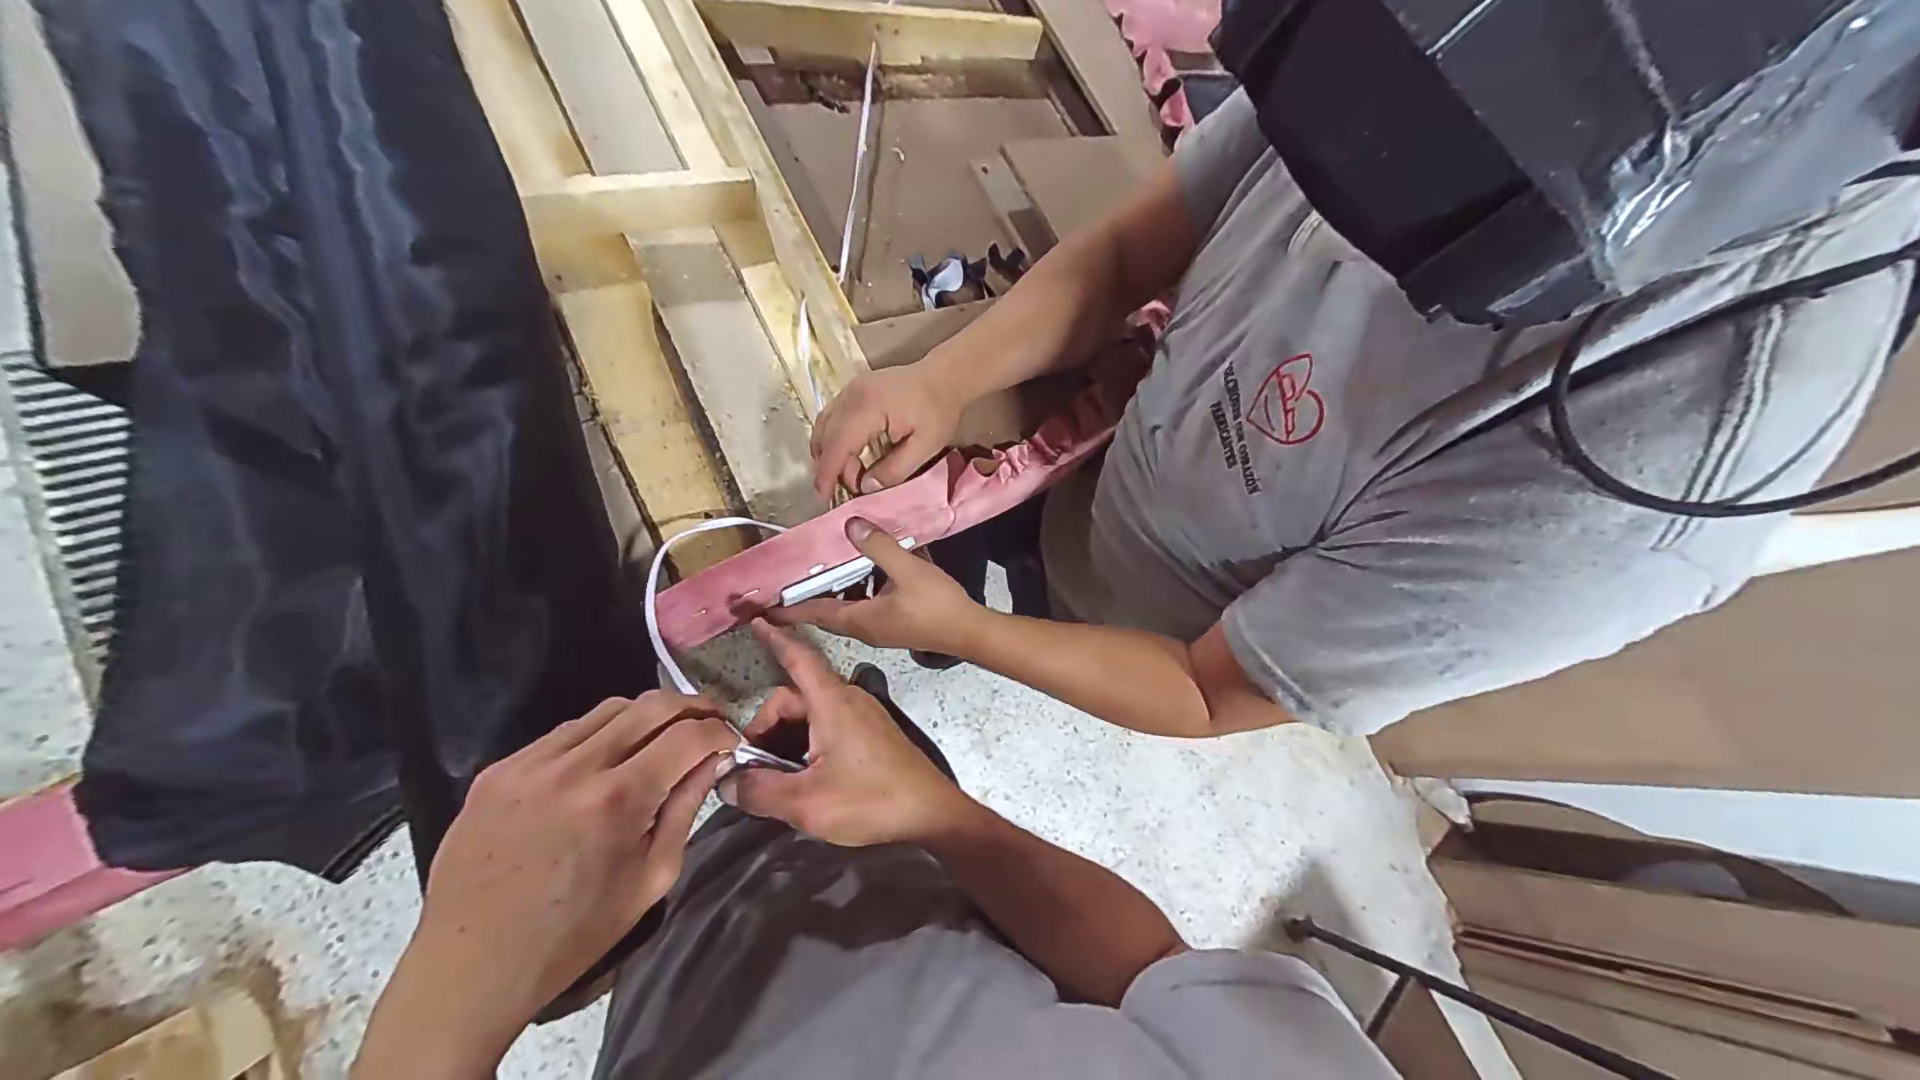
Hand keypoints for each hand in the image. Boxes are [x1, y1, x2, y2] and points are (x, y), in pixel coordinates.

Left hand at [354, 694, 737, 1077]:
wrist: (471, 968)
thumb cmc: (576, 932)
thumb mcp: (653, 876)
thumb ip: (687, 807)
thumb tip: (715, 758)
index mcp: (616, 801)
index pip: (688, 735)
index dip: (720, 730)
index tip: (731, 741)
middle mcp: (573, 769)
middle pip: (651, 704)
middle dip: (692, 707)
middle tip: (709, 722)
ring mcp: (528, 763)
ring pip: (609, 709)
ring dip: (647, 716)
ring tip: (660, 737)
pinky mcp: (497, 769)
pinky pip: (566, 732)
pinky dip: (600, 735)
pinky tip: (605, 760)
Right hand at [722, 621, 978, 846]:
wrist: (931, 813)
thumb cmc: (871, 800)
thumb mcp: (806, 803)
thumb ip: (759, 790)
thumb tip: (726, 781)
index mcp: (832, 702)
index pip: (798, 658)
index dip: (774, 639)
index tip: (755, 620)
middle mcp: (848, 699)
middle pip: (794, 696)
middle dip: (767, 727)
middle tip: (754, 768)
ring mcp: (862, 715)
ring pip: (809, 714)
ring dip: (786, 740)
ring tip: (776, 780)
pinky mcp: (871, 732)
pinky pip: (827, 725)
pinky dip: (806, 744)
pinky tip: (803, 778)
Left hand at [768, 517, 986, 654]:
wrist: (970, 632)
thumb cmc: (936, 604)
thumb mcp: (907, 569)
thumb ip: (878, 547)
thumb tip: (850, 526)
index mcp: (860, 619)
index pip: (815, 612)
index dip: (789, 609)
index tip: (763, 609)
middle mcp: (865, 629)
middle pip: (829, 611)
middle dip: (812, 596)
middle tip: (798, 575)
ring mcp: (882, 630)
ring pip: (850, 609)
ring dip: (841, 590)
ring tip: (838, 564)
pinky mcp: (896, 626)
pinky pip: (868, 607)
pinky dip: (863, 590)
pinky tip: (877, 571)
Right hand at [811, 364, 965, 500]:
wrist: (945, 377)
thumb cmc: (938, 411)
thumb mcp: (925, 447)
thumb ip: (894, 470)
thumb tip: (865, 487)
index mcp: (869, 407)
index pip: (838, 444)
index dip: (827, 473)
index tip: (824, 497)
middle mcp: (852, 394)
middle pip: (827, 437)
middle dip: (831, 467)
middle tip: (849, 489)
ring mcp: (849, 390)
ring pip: (823, 427)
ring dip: (828, 454)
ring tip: (845, 476)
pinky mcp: (852, 391)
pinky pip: (831, 418)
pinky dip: (832, 441)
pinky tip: (846, 457)